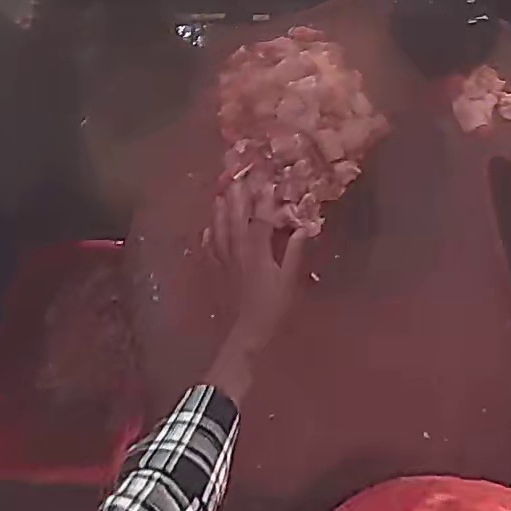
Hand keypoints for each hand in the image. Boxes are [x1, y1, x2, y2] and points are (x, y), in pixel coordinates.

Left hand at [204, 186, 309, 401]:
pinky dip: (210, 233)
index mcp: (257, 250)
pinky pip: (210, 246)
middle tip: (238, 176)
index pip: (260, 218)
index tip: (269, 181)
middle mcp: (237, 249)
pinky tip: (209, 225)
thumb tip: (301, 227)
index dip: (265, 199)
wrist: (245, 333)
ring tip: (221, 193)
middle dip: (237, 195)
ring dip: (221, 209)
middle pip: (235, 216)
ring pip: (219, 227)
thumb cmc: (272, 307)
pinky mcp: (216, 269)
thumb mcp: (289, 281)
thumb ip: (294, 253)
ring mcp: (224, 259)